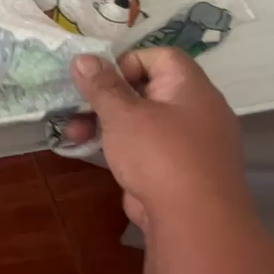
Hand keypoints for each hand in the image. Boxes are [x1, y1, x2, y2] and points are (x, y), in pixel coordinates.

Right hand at [64, 48, 250, 232]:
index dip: (126, 62)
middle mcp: (196, 109)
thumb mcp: (122, 115)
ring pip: (140, 114)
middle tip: (76, 108)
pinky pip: (144, 139)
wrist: (195, 217)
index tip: (100, 82)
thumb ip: (102, 85)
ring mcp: (190, 137)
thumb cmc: (159, 155)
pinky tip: (94, 150)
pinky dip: (118, 139)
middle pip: (146, 85)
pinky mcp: (179, 161)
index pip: (161, 56)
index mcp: (191, 90)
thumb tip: (84, 57)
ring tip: (77, 134)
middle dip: (105, 95)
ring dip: (104, 119)